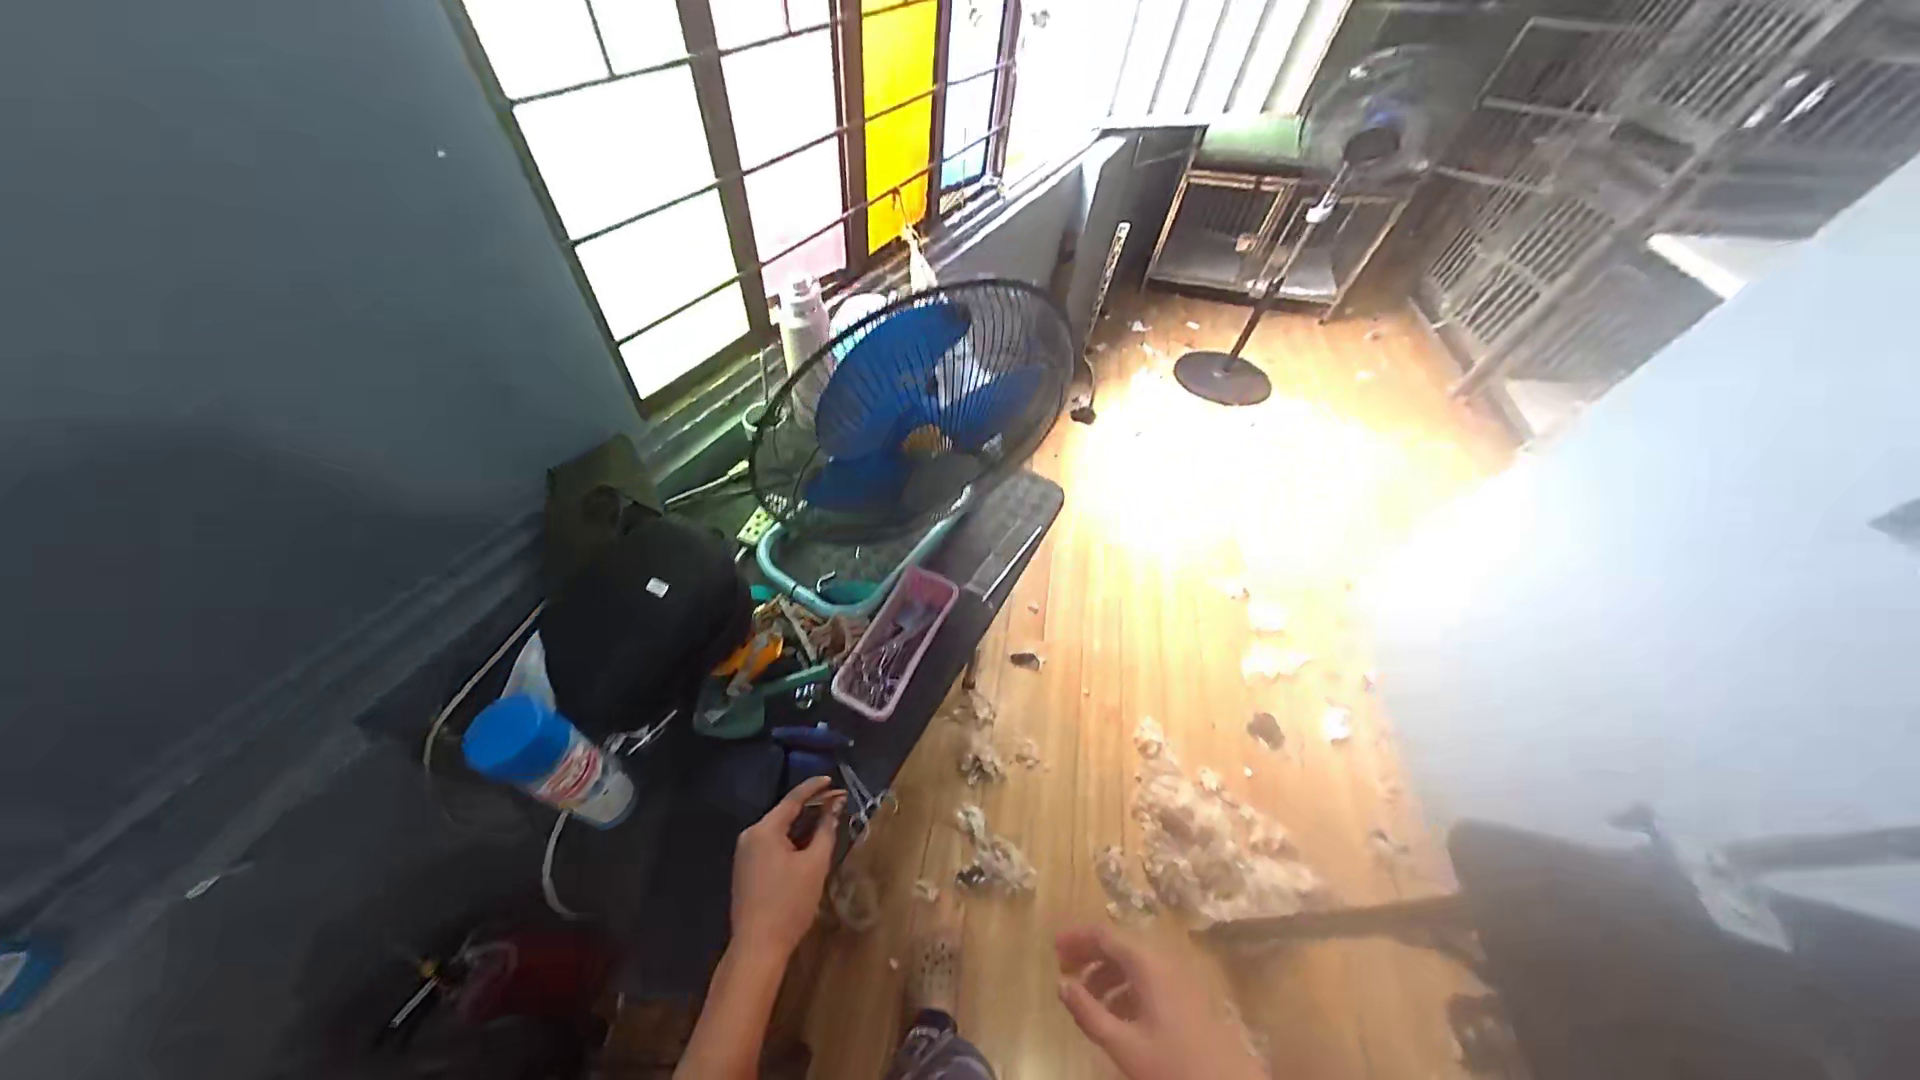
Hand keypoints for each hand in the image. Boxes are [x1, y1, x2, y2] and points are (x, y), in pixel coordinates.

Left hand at [731, 776, 845, 956]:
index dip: (815, 788)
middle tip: (837, 802)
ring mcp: (745, 853)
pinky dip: (791, 839)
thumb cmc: (789, 903)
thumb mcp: (815, 864)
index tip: (833, 780)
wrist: (757, 948)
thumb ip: (826, 830)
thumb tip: (836, 806)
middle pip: (784, 813)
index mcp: (764, 830)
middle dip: (811, 807)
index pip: (793, 799)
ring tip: (828, 819)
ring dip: (802, 824)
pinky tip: (808, 842)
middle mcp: (750, 836)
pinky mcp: (746, 869)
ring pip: (779, 829)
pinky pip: (772, 844)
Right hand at [1055, 924, 1267, 1079]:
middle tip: (1064, 972)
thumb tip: (1062, 985)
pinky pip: (1149, 978)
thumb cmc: (1176, 1070)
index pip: (1104, 933)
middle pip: (1118, 944)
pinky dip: (1125, 987)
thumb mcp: (1124, 1046)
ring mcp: (1179, 977)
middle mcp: (1163, 960)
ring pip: (1133, 962)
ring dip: (1106, 973)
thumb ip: (1089, 1013)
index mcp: (1147, 963)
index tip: (1053, 951)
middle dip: (1089, 954)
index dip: (1076, 938)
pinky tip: (1115, 1015)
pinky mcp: (1188, 996)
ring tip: (1085, 998)